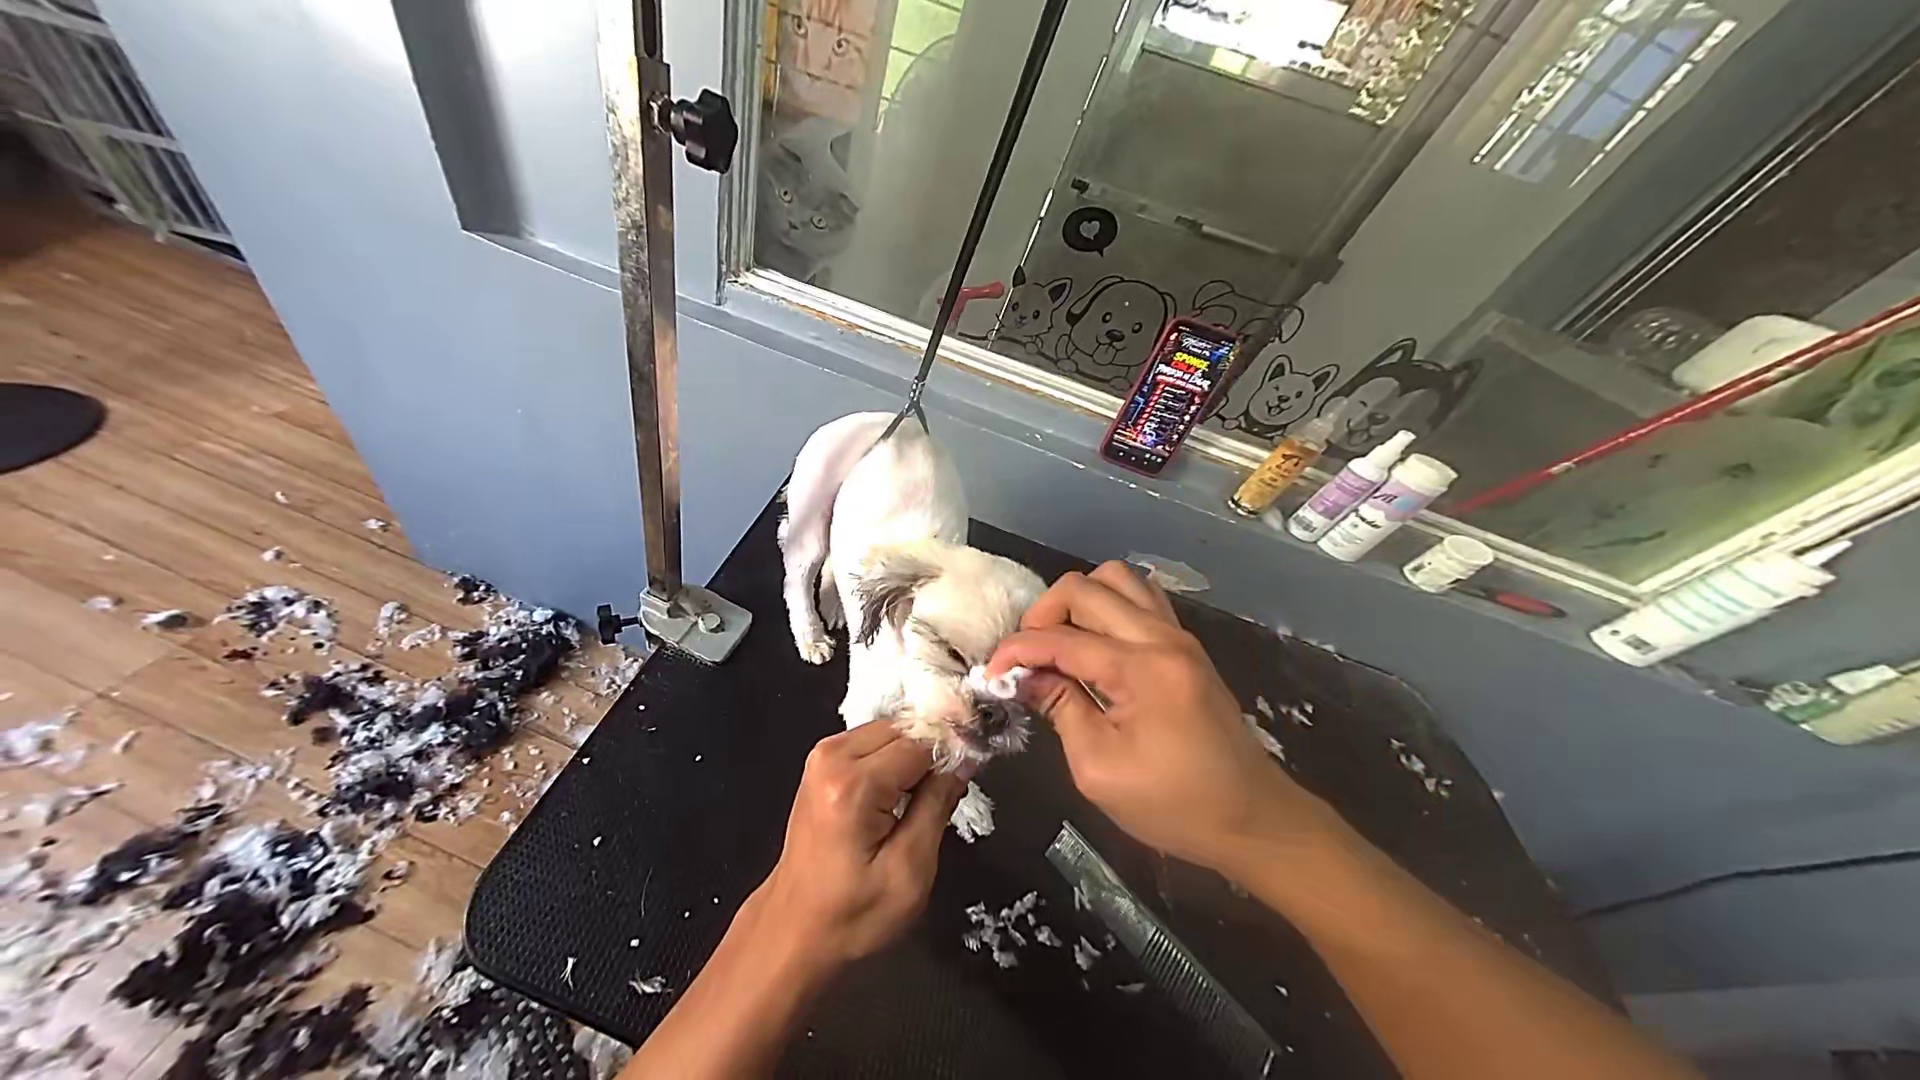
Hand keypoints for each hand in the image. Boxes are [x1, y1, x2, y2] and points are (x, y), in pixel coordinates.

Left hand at [752, 721, 967, 967]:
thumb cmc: (853, 913)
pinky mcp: (822, 762)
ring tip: (922, 799)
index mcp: (853, 785)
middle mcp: (832, 757)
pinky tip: (899, 793)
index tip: (969, 775)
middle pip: (904, 729)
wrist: (794, 930)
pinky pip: (874, 741)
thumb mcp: (911, 870)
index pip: (921, 742)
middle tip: (945, 794)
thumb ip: (938, 805)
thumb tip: (964, 760)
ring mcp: (822, 755)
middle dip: (931, 753)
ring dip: (913, 756)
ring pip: (891, 730)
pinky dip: (894, 758)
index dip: (951, 754)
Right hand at [988, 562, 1339, 872]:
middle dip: (1042, 614)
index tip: (991, 673)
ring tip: (1060, 642)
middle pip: (1085, 588)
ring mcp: (1178, 635)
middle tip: (1026, 657)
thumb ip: (1060, 709)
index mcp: (1141, 669)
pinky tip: (1095, 641)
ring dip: (1077, 601)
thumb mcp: (1099, 768)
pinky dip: (1108, 605)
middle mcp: (1161, 637)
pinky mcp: (1186, 644)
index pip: (1061, 638)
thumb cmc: (1174, 805)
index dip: (1016, 650)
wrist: (1253, 818)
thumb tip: (1023, 676)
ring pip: (1116, 578)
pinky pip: (1141, 597)